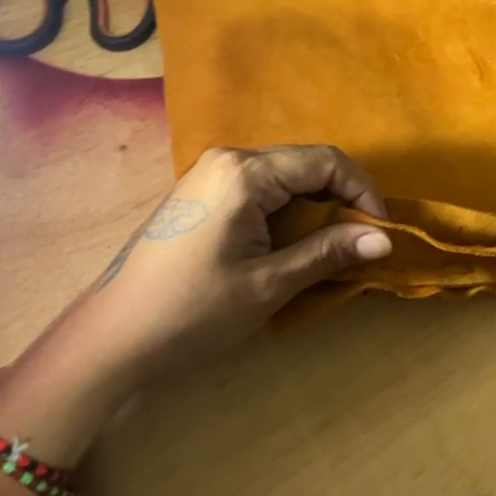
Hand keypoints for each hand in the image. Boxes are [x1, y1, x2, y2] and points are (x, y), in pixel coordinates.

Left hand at [88, 144, 391, 372]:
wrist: (110, 337)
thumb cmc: (192, 311)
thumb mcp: (268, 284)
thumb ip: (328, 252)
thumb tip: (385, 239)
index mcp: (246, 172)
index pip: (326, 161)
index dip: (362, 192)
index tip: (379, 233)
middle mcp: (228, 158)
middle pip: (305, 163)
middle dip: (339, 199)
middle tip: (357, 243)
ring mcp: (210, 172)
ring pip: (284, 175)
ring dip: (313, 206)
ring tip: (326, 248)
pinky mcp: (200, 191)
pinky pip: (259, 186)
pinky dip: (285, 210)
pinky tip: (287, 244)